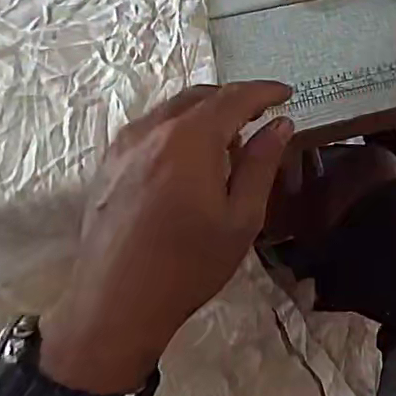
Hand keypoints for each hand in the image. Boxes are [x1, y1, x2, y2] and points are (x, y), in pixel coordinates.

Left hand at [44, 82, 293, 393]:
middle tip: (263, 115)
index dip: (264, 92)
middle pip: (199, 96)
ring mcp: (123, 147)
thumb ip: (261, 163)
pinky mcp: (108, 165)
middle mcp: (151, 132)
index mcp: (189, 141)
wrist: (117, 304)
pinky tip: (192, 159)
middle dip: (234, 99)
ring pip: (171, 109)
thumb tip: (280, 125)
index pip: (233, 98)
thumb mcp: (243, 217)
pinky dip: (179, 128)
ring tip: (231, 140)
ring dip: (206, 112)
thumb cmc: (191, 263)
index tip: (288, 94)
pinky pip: (151, 128)